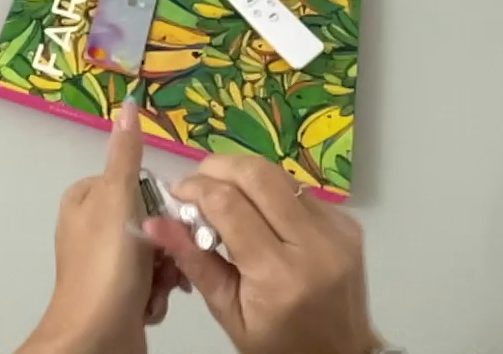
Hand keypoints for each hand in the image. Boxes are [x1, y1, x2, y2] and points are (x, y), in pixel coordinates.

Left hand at [18, 102, 186, 353]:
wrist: (95, 342)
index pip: (136, 182)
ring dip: (166, 268)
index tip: (167, 218)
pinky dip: (157, 292)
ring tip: (162, 284)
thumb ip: (127, 154)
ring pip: (155, 250)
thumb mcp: (118, 198)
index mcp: (85, 198)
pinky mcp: (118, 296)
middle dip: (165, 239)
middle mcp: (92, 227)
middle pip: (149, 218)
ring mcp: (105, 264)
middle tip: (168, 256)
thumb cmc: (105, 266)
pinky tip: (153, 302)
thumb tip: (128, 104)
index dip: (157, 200)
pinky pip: (152, 282)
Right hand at [145, 155, 376, 353]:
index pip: (229, 206)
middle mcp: (312, 245)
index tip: (178, 193)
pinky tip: (260, 209)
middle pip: (257, 175)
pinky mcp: (347, 221)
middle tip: (198, 182)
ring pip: (278, 173)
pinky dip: (270, 190)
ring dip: (243, 173)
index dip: (197, 189)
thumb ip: (194, 261)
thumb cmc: (277, 343)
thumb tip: (154, 221)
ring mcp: (335, 229)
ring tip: (223, 190)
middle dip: (218, 167)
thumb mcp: (229, 313)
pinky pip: (298, 188)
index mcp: (279, 277)